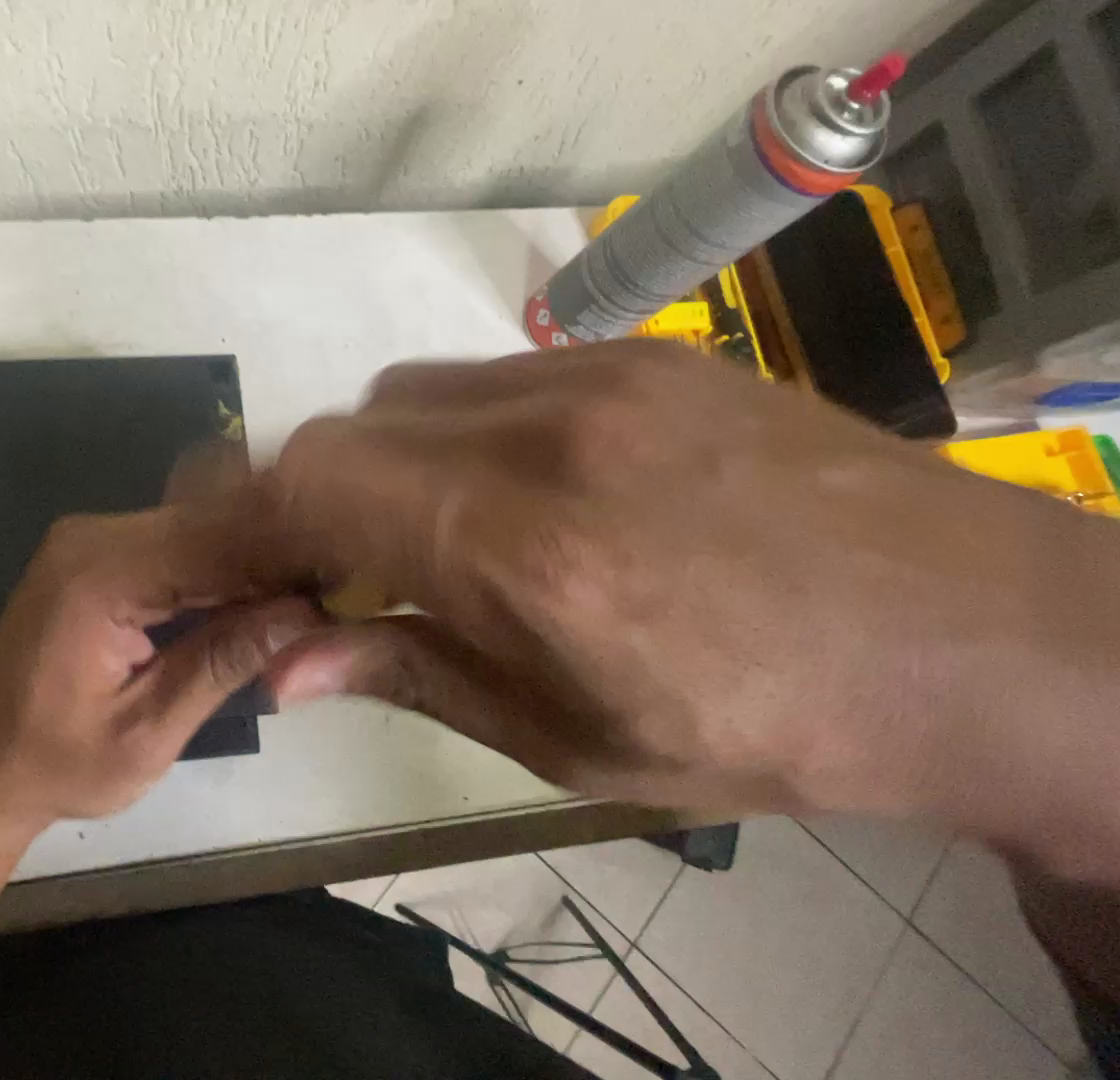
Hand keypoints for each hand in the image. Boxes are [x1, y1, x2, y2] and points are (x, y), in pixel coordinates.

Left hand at [0, 506, 320, 831]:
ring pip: (200, 530)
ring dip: (256, 560)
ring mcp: (92, 540)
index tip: (356, 569)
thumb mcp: (148, 730)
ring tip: (321, 588)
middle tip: (347, 583)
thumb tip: (307, 611)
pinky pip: (176, 548)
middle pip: (213, 523)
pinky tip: (265, 595)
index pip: (220, 541)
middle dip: (281, 552)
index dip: (291, 552)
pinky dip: (222, 570)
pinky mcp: (97, 556)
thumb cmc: (56, 766)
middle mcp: (94, 537)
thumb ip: (224, 661)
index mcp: (101, 575)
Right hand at [257, 342, 1119, 877]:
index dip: (250, 521)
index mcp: (528, 554)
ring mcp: (597, 378)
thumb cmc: (763, 727)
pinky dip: (443, 432)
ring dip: (372, 463)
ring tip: (418, 535)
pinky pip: (481, 377)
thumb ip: (408, 674)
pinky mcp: (639, 354)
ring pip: (401, 394)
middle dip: (303, 500)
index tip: (238, 566)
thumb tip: (279, 667)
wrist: (983, 638)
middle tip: (326, 570)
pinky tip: (498, 488)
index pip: (318, 488)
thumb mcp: (566, 742)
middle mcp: (547, 437)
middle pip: (343, 432)